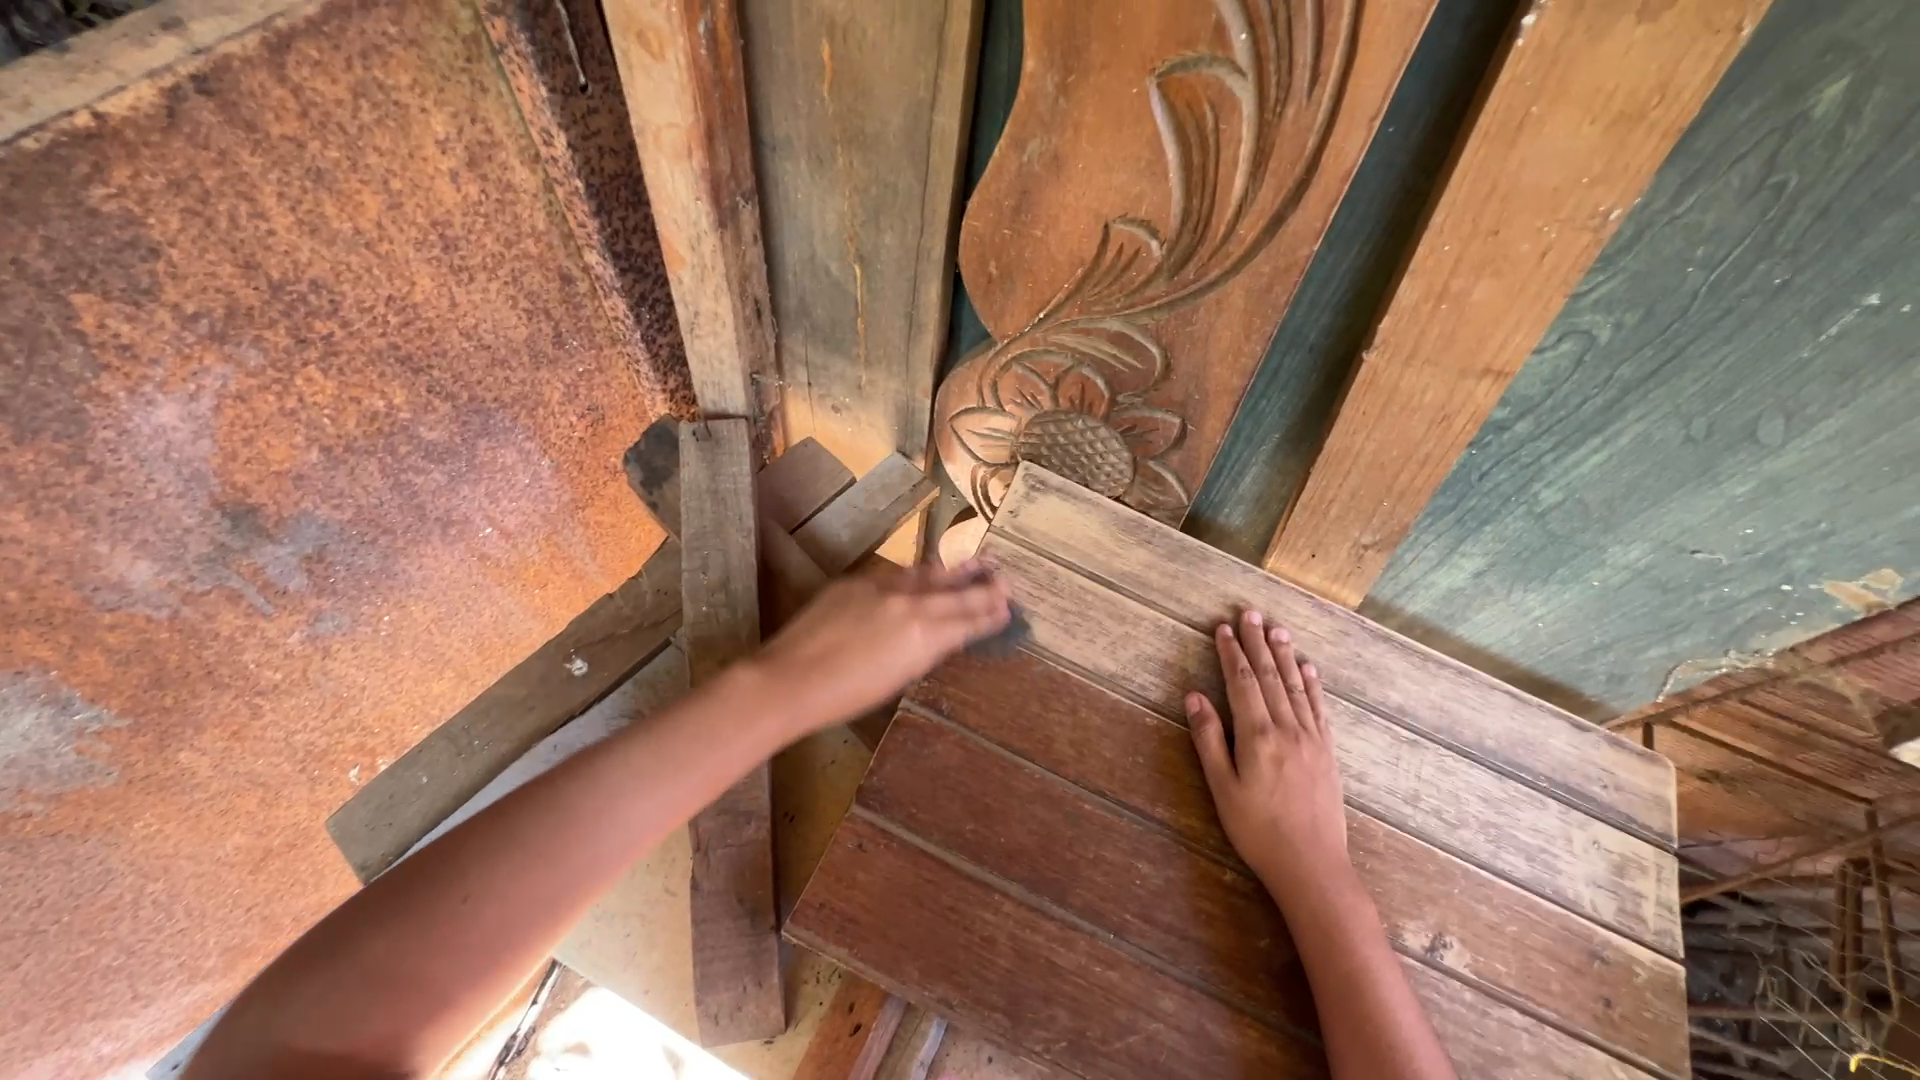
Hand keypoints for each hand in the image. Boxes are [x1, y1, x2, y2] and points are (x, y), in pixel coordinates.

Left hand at [751, 559, 1011, 732]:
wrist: (791, 678)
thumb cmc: (845, 696)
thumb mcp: (898, 678)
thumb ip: (923, 650)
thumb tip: (940, 636)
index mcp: (925, 636)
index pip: (967, 621)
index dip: (989, 614)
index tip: (1007, 608)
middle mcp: (911, 605)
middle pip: (956, 593)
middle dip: (983, 587)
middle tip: (1004, 579)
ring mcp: (883, 588)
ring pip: (928, 576)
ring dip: (953, 573)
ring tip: (976, 564)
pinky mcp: (857, 582)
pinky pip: (897, 574)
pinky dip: (917, 575)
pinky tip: (925, 572)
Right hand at [1187, 611, 1350, 903]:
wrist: (1312, 866)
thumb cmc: (1257, 831)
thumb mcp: (1222, 788)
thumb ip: (1209, 739)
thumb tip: (1194, 696)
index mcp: (1258, 736)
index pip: (1242, 682)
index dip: (1232, 653)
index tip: (1223, 628)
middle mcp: (1288, 728)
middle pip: (1270, 676)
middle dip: (1258, 643)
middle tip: (1250, 613)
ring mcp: (1312, 738)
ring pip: (1296, 686)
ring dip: (1285, 655)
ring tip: (1276, 628)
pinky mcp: (1327, 752)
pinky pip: (1319, 707)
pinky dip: (1312, 683)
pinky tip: (1308, 668)